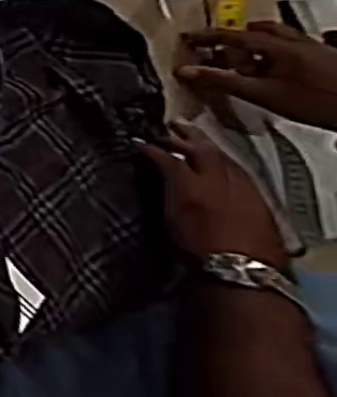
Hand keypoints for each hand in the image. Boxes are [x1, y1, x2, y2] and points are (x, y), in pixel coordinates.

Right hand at [137, 121, 287, 266]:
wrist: (240, 267)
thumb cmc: (196, 244)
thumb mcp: (171, 214)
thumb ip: (166, 186)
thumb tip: (156, 168)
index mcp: (194, 185)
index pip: (171, 158)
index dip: (152, 148)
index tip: (137, 142)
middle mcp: (221, 183)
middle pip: (205, 153)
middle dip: (187, 139)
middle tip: (171, 128)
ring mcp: (244, 192)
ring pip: (226, 161)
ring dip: (209, 148)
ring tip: (194, 141)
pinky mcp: (258, 202)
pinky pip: (241, 173)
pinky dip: (226, 163)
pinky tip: (221, 165)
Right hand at [180, 22, 336, 129]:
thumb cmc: (321, 103)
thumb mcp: (262, 94)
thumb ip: (222, 81)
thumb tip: (187, 71)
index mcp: (282, 49)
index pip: (235, 36)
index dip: (208, 36)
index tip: (190, 38)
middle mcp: (305, 45)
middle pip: (265, 30)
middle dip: (240, 34)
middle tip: (221, 42)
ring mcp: (326, 52)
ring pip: (289, 37)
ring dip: (264, 41)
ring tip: (251, 52)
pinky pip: (319, 44)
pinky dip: (299, 46)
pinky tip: (299, 53)